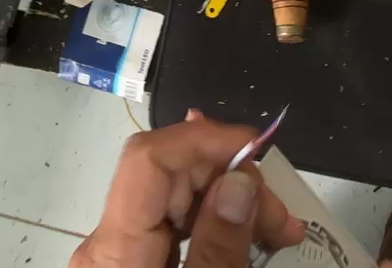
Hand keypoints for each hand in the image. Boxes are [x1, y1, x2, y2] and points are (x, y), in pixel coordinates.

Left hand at [73, 111, 307, 267]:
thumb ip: (220, 247)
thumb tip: (240, 178)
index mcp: (114, 250)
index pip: (149, 159)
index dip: (204, 137)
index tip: (257, 146)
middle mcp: (108, 244)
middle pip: (168, 176)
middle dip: (230, 177)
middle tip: (282, 215)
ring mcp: (119, 256)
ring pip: (177, 201)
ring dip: (230, 203)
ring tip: (278, 229)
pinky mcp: (133, 267)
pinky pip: (174, 228)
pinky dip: (214, 227)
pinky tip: (247, 234)